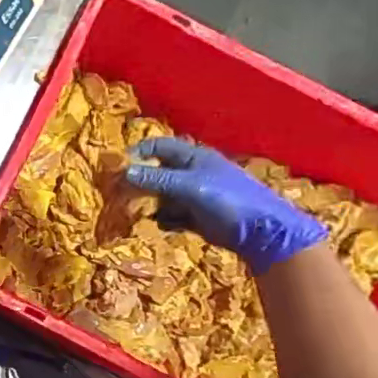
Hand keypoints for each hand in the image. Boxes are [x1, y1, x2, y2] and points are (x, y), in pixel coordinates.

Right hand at [124, 138, 325, 273]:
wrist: (258, 231)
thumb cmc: (227, 200)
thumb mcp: (189, 186)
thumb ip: (156, 179)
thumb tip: (124, 173)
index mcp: (193, 157)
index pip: (159, 146)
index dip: (138, 153)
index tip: (119, 168)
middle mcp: (191, 173)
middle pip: (156, 172)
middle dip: (140, 183)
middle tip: (121, 196)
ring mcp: (193, 195)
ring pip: (160, 196)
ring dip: (151, 205)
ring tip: (145, 213)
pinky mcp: (194, 215)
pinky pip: (170, 215)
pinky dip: (166, 220)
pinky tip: (170, 225)